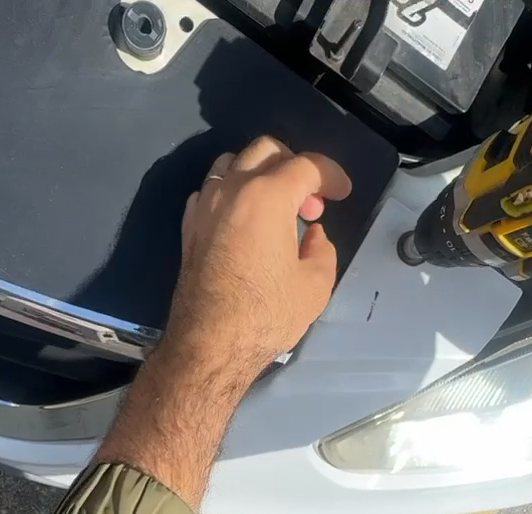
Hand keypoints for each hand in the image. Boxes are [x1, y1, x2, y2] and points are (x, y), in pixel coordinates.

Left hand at [159, 136, 353, 384]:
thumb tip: (310, 235)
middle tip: (309, 202)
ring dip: (258, 174)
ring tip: (275, 206)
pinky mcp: (189, 229)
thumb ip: (321, 250)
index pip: (306, 165)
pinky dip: (232, 195)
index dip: (330, 175)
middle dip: (295, 167)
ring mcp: (205, 207)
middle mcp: (232, 189)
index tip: (342, 194)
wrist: (209, 344)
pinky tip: (244, 221)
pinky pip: (211, 192)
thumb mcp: (315, 285)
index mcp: (267, 196)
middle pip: (266, 151)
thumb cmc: (266, 315)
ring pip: (232, 163)